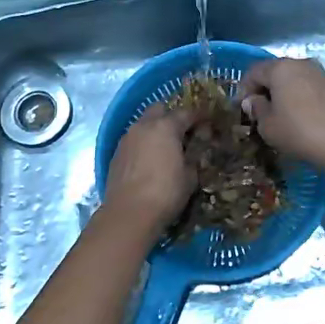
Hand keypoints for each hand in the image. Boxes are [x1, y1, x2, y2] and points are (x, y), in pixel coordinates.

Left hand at [104, 103, 196, 229]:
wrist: (128, 213)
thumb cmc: (165, 193)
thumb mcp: (190, 177)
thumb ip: (193, 158)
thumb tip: (193, 153)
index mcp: (165, 127)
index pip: (186, 113)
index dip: (199, 116)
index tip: (208, 122)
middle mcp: (143, 126)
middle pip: (159, 110)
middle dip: (172, 116)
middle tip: (183, 133)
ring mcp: (126, 138)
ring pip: (143, 124)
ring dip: (155, 130)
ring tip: (165, 147)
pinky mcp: (116, 153)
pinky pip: (133, 140)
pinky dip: (143, 144)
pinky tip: (149, 160)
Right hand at [238, 57, 324, 172]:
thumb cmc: (299, 132)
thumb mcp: (267, 125)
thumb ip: (256, 109)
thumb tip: (253, 101)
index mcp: (280, 68)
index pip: (253, 71)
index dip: (244, 89)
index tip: (242, 109)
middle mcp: (300, 63)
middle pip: (274, 72)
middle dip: (263, 89)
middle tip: (258, 112)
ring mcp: (319, 73)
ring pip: (291, 79)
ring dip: (281, 93)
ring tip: (278, 116)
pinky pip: (306, 86)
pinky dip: (297, 97)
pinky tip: (297, 117)